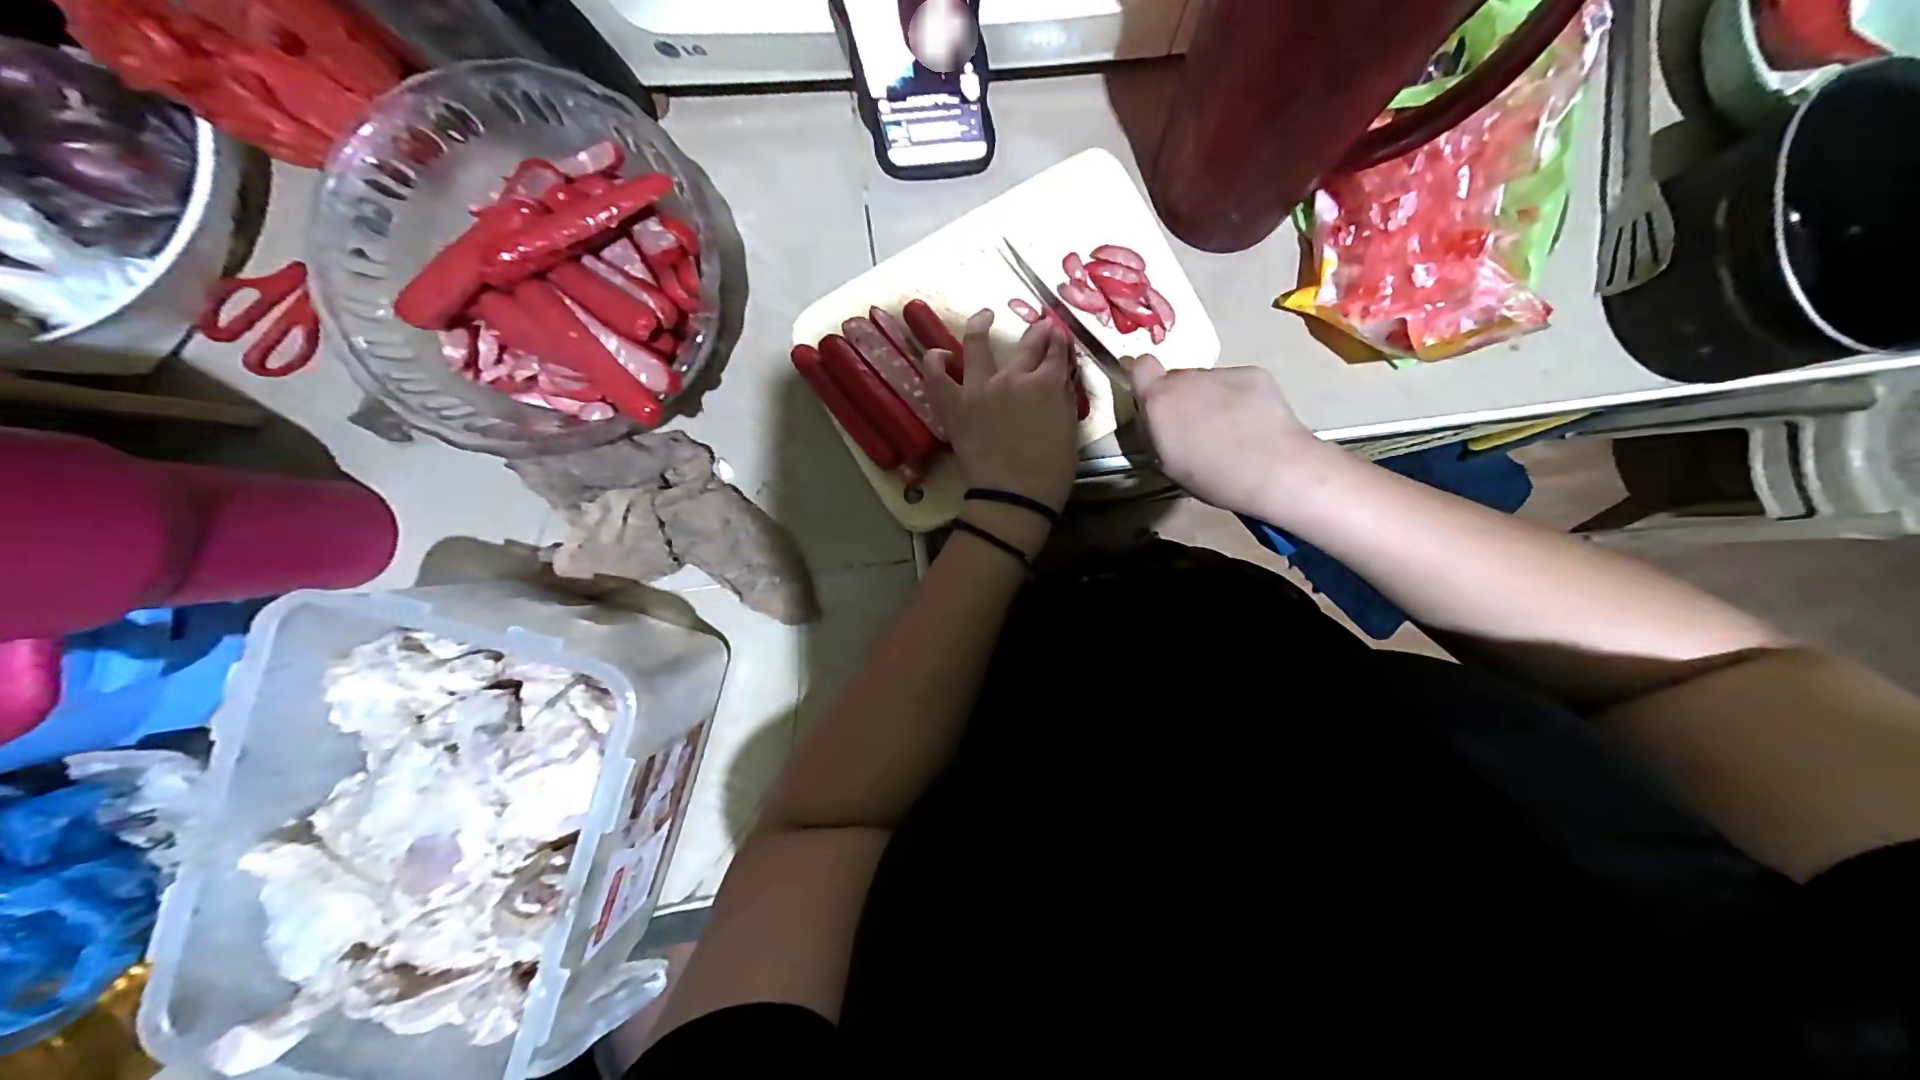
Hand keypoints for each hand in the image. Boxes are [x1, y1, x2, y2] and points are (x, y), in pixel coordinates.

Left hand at [921, 309, 1078, 512]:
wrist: (1014, 497)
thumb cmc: (1050, 471)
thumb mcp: (1069, 429)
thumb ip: (1061, 397)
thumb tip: (1057, 376)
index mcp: (1047, 383)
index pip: (1056, 350)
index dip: (1059, 340)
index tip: (1058, 334)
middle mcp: (1014, 376)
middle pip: (1027, 343)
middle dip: (1037, 331)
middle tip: (1039, 326)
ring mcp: (980, 387)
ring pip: (976, 344)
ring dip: (981, 325)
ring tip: (984, 317)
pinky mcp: (954, 404)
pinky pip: (937, 376)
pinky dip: (935, 362)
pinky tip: (938, 353)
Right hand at [1123, 357, 1333, 517]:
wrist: (1274, 469)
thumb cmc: (1212, 477)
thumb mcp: (1165, 464)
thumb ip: (1153, 432)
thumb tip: (1154, 419)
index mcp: (1158, 401)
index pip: (1139, 367)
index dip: (1143, 379)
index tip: (1151, 397)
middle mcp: (1186, 378)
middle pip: (1176, 380)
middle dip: (1181, 399)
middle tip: (1197, 429)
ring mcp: (1221, 372)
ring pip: (1207, 382)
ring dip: (1211, 399)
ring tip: (1231, 430)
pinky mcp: (1254, 373)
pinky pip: (1236, 383)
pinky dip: (1240, 398)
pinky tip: (1253, 423)